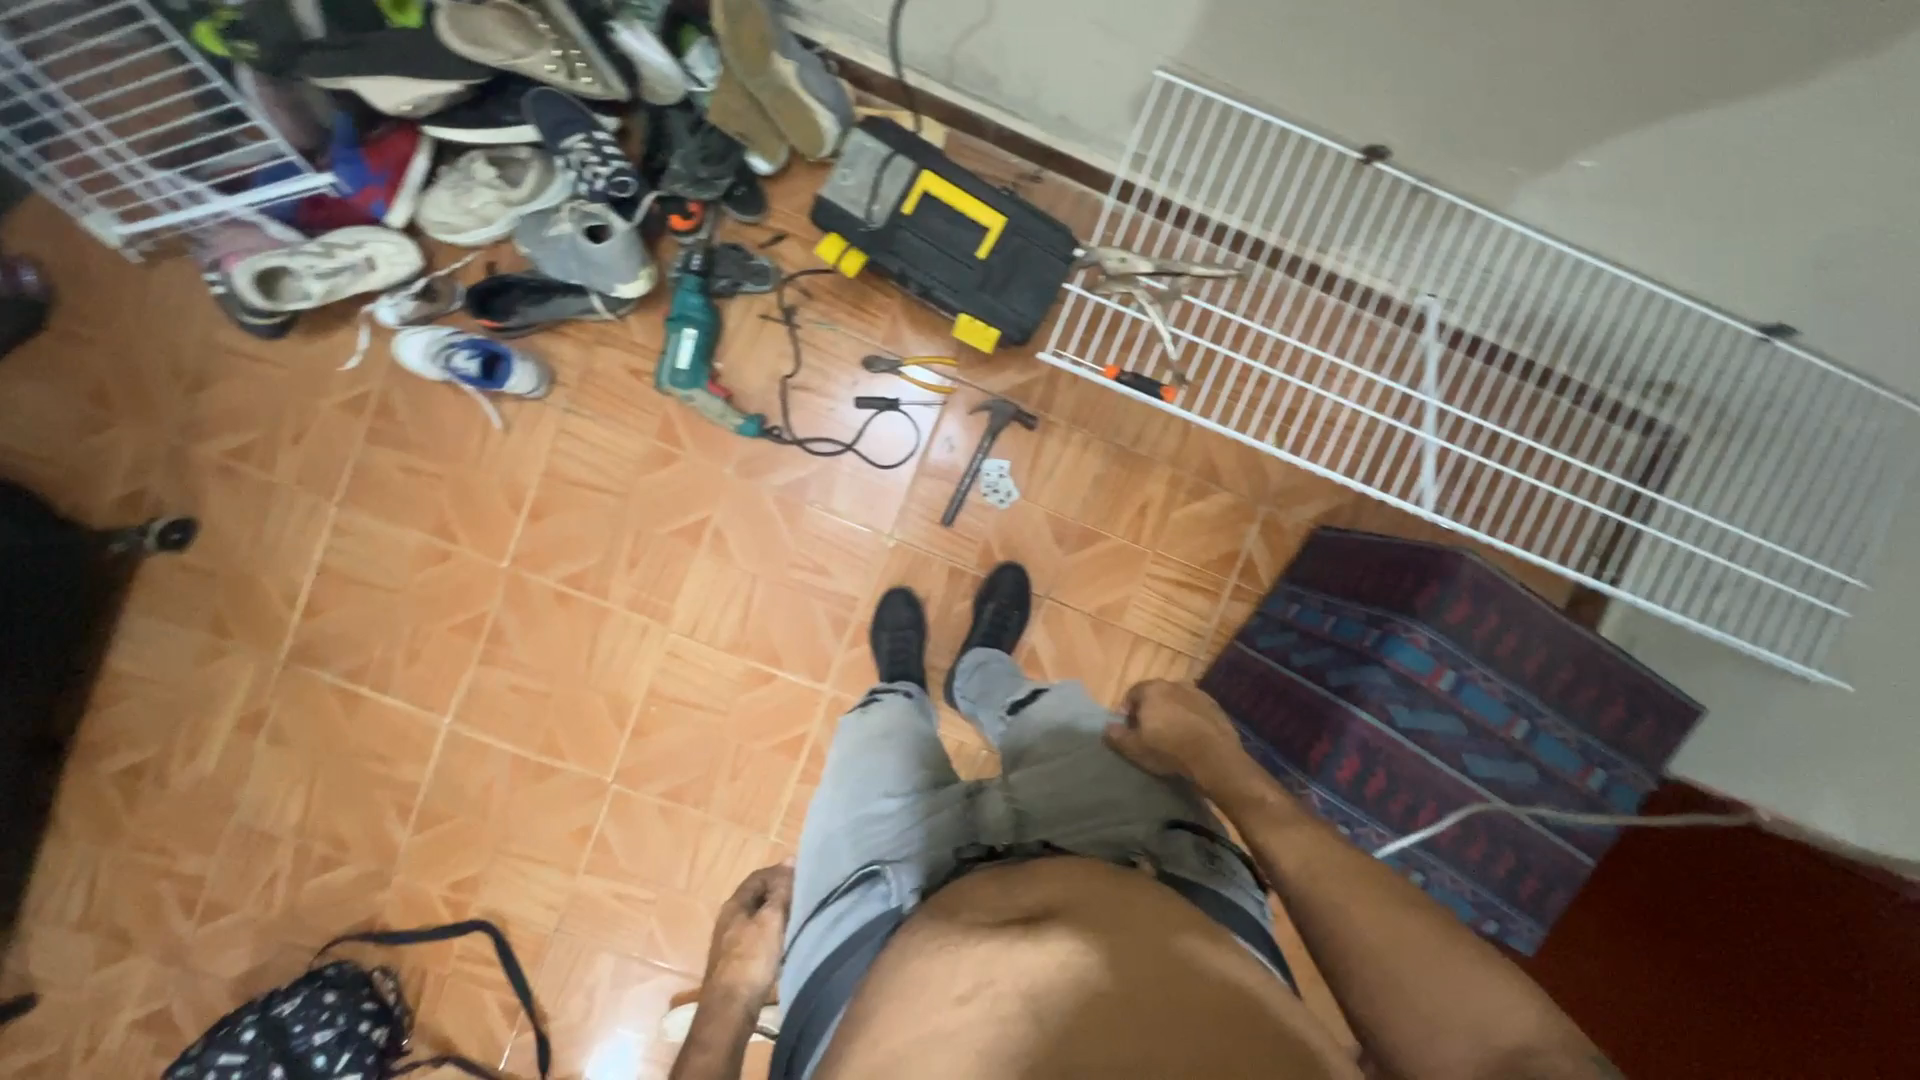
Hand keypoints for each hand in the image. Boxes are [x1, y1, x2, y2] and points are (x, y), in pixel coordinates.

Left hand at [703, 863, 793, 1003]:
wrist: (730, 1009)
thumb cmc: (752, 958)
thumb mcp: (771, 919)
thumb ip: (781, 890)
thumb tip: (790, 859)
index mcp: (734, 904)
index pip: (758, 876)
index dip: (779, 872)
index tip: (803, 873)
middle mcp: (729, 919)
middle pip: (757, 897)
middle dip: (779, 893)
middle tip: (804, 895)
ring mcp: (730, 942)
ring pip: (758, 918)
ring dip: (777, 914)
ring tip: (799, 917)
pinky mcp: (736, 962)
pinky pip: (758, 937)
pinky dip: (773, 933)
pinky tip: (786, 942)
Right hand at [1105, 679, 1252, 793]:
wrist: (1214, 758)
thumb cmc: (1168, 750)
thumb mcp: (1134, 748)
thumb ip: (1116, 735)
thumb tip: (1106, 727)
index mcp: (1151, 689)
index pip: (1132, 694)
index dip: (1128, 712)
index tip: (1131, 730)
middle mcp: (1174, 684)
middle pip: (1155, 695)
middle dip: (1151, 710)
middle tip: (1151, 733)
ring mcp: (1197, 694)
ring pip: (1177, 701)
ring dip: (1172, 713)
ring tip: (1173, 736)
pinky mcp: (1215, 706)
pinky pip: (1195, 709)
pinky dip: (1191, 718)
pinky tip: (1192, 737)